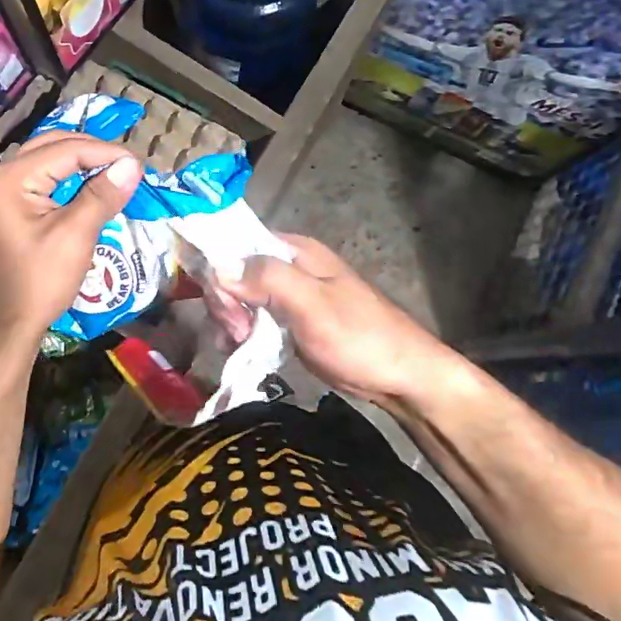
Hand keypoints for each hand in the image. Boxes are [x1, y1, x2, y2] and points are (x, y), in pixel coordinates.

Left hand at [0, 133, 141, 357]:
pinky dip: (64, 181)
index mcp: (9, 179)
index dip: (105, 152)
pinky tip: (87, 192)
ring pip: (44, 163)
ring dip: (78, 164)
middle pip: (50, 147)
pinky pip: (37, 183)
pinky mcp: (0, 212)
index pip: (65, 150)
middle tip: (126, 166)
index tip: (138, 165)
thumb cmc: (36, 284)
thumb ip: (101, 195)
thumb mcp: (74, 236)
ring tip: (112, 175)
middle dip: (91, 152)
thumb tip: (131, 165)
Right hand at [214, 234, 462, 405]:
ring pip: (240, 297)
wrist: (401, 377)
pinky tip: (239, 350)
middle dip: (226, 302)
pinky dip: (241, 332)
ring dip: (231, 320)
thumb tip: (218, 267)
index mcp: (294, 251)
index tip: (223, 306)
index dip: (219, 270)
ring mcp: (289, 294)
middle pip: (234, 272)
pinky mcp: (289, 321)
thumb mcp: (313, 305)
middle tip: (236, 333)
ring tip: (239, 345)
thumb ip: (267, 279)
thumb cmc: (360, 337)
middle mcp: (288, 266)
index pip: (236, 243)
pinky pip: (253, 318)